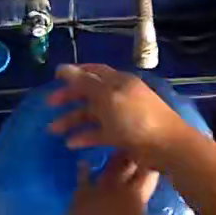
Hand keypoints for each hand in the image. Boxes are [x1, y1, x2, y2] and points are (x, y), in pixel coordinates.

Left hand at [37, 156, 207, 214]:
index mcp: (134, 195)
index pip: (152, 169)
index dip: (161, 156)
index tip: (171, 144)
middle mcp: (115, 186)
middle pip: (129, 161)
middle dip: (140, 148)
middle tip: (148, 137)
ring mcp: (95, 190)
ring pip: (109, 165)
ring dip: (117, 154)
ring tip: (124, 140)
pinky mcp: (79, 199)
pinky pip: (83, 177)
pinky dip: (85, 168)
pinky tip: (84, 161)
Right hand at [46, 64, 192, 168]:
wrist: (166, 146)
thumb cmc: (135, 117)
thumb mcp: (107, 97)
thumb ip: (84, 83)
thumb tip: (63, 67)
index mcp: (118, 81)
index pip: (93, 71)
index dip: (75, 72)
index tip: (55, 77)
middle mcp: (119, 95)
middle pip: (90, 93)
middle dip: (70, 98)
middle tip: (49, 105)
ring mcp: (122, 116)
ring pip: (93, 114)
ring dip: (73, 120)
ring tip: (53, 130)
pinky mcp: (123, 136)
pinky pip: (100, 133)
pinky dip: (86, 136)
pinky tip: (71, 144)